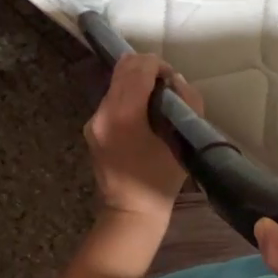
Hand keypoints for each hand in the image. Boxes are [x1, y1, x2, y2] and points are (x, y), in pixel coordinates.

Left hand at [84, 53, 202, 225]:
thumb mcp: (184, 141)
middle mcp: (103, 113)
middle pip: (122, 69)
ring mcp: (93, 120)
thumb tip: (175, 80)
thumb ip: (187, 104)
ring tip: (155, 99)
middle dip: (145, 68)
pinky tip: (142, 114)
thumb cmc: (160, 180)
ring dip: (135, 81)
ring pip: (115, 83)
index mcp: (124, 115)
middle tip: (164, 84)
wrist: (130, 212)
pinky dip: (127, 96)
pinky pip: (110, 99)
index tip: (171, 79)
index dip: (158, 65)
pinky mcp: (91, 128)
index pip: (138, 69)